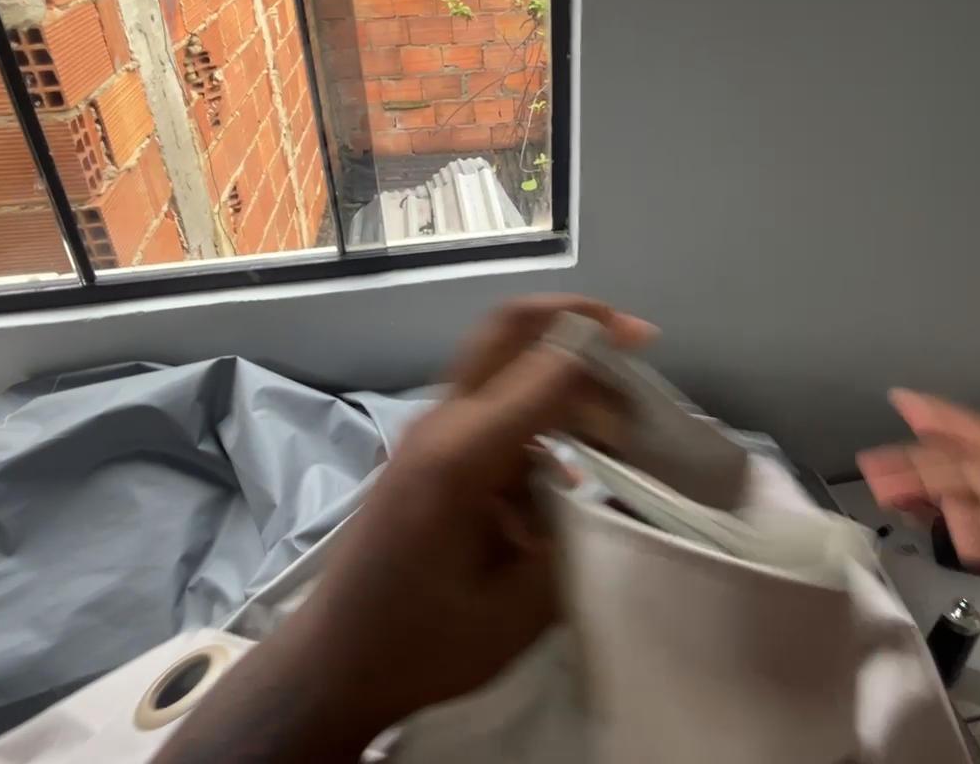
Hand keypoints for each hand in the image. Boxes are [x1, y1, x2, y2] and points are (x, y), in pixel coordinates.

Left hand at [157, 295, 651, 763]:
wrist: (332, 661)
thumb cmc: (422, 642)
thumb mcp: (518, 609)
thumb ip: (579, 540)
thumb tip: (622, 491)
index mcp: (461, 456)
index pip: (543, 369)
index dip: (600, 348)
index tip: (647, 353)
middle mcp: (441, 423)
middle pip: (509, 327)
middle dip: (576, 317)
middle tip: (634, 339)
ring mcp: (429, 430)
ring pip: (503, 360)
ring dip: (561, 368)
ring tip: (612, 418)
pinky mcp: (429, 446)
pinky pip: (493, 402)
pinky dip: (539, 407)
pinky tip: (567, 464)